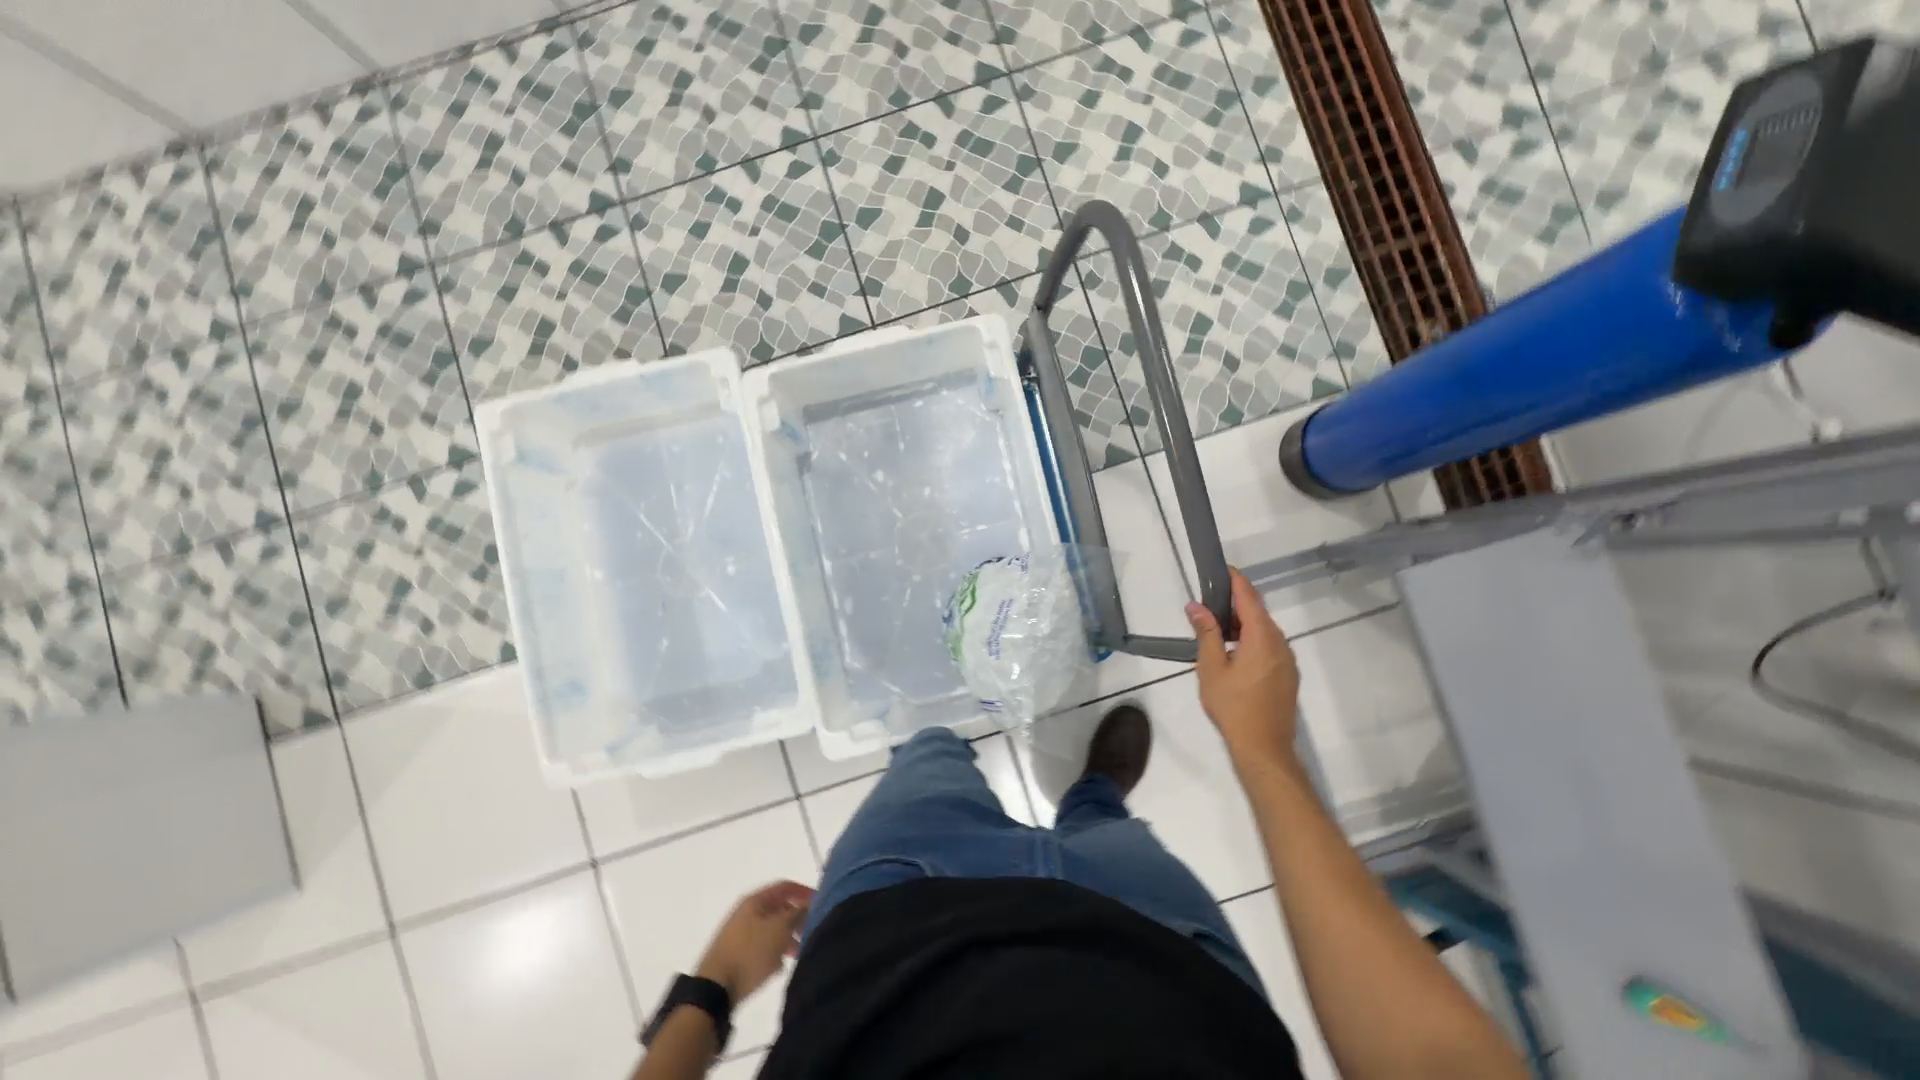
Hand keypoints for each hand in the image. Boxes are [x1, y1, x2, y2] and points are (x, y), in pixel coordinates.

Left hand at [694, 881, 814, 1002]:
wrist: (715, 989)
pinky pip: (762, 946)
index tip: (821, 904)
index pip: (785, 887)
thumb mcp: (779, 930)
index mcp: (754, 901)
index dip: (804, 892)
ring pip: (771, 929)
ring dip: (787, 938)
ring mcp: (740, 934)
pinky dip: (774, 952)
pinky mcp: (737, 954)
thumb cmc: (750, 953)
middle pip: (779, 908)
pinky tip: (780, 967)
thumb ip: (797, 914)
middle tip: (811, 932)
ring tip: (798, 953)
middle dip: (797, 918)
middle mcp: (746, 913)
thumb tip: (807, 905)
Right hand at [1187, 567, 1301, 768]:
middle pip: (1258, 613)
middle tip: (1209, 601)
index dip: (1236, 580)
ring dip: (1243, 623)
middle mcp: (1280, 643)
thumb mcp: (1211, 668)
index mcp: (1262, 637)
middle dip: (1236, 603)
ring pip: (1265, 631)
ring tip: (1217, 628)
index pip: (1249, 598)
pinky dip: (1252, 640)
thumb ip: (1206, 634)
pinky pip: (1270, 646)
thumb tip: (1196, 606)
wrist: (1264, 747)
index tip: (1222, 568)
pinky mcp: (1288, 675)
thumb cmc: (1233, 707)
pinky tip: (1234, 652)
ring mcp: (1288, 660)